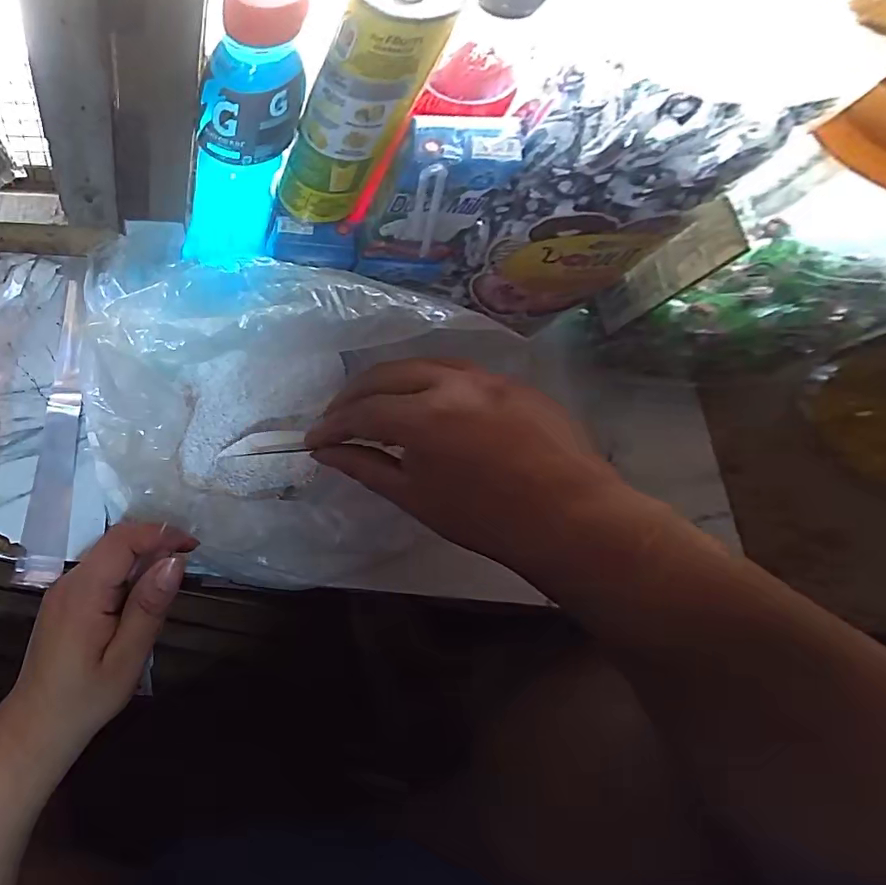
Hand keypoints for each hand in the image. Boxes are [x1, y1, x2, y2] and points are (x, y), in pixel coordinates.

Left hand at [0, 522, 196, 760]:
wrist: (37, 726)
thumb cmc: (85, 699)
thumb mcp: (126, 659)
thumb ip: (148, 607)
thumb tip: (174, 562)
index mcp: (83, 592)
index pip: (121, 540)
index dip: (159, 533)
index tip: (192, 545)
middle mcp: (69, 581)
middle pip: (113, 542)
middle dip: (153, 542)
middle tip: (189, 560)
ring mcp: (63, 589)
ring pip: (106, 555)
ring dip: (141, 557)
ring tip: (171, 578)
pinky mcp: (64, 600)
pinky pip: (98, 572)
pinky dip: (125, 573)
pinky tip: (142, 595)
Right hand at [305, 358, 637, 573]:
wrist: (573, 519)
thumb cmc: (485, 518)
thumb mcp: (414, 496)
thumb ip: (365, 466)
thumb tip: (326, 452)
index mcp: (424, 416)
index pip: (361, 412)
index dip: (331, 426)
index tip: (313, 440)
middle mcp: (451, 383)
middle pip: (384, 375)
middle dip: (352, 396)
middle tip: (335, 420)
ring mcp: (486, 377)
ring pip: (421, 365)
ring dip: (389, 382)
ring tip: (375, 405)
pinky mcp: (512, 382)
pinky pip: (457, 372)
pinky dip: (428, 383)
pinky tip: (426, 405)